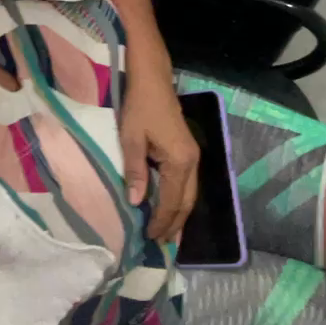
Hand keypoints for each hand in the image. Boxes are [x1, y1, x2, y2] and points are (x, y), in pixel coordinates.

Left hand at [120, 74, 199, 239]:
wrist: (152, 79)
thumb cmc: (140, 106)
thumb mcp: (131, 138)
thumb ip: (135, 170)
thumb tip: (136, 203)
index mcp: (180, 161)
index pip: (172, 201)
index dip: (161, 221)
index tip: (149, 238)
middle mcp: (193, 162)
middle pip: (187, 202)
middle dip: (175, 225)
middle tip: (161, 245)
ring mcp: (193, 156)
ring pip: (190, 194)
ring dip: (180, 215)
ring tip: (168, 235)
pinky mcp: (188, 150)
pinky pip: (188, 184)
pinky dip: (180, 200)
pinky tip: (172, 207)